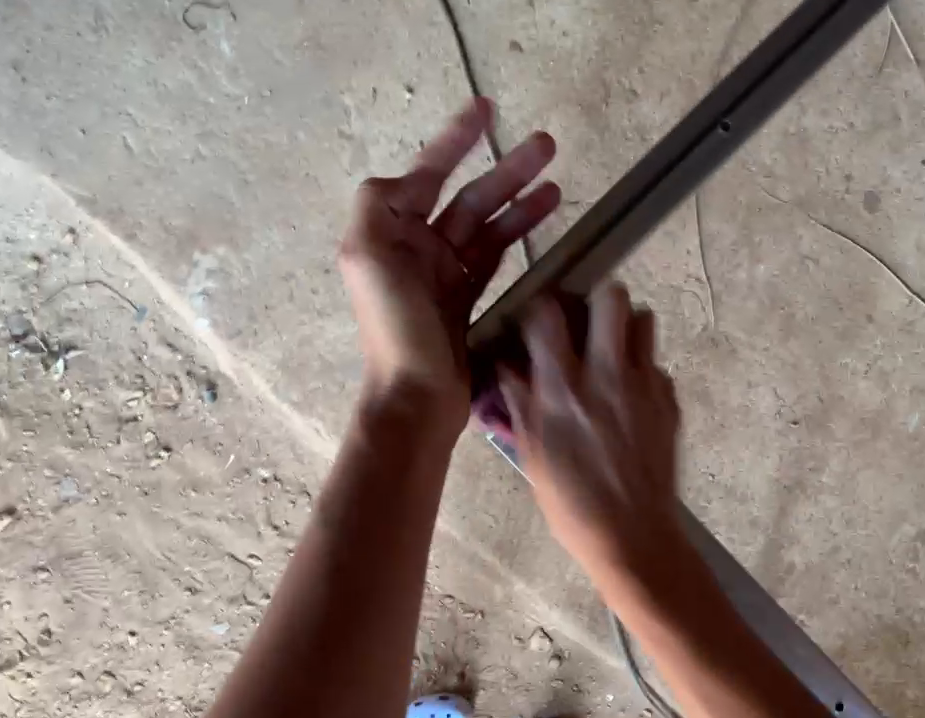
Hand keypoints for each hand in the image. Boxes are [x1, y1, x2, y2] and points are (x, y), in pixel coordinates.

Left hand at [339, 97, 559, 425]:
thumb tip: (408, 180)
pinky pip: (494, 260)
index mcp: (390, 233)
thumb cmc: (394, 331)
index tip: (488, 111)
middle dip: (505, 171)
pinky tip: (542, 222)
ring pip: (486, 227)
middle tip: (547, 147)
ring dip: (519, 203)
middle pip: (467, 199)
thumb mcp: (367, 257)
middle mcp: (416, 249)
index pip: (428, 174)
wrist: (415, 399)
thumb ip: (378, 205)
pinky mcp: (467, 304)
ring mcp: (443, 278)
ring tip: (557, 185)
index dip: (455, 140)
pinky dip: (517, 238)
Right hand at [501, 283, 687, 589]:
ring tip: (611, 356)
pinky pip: (657, 366)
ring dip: (625, 329)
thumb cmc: (572, 504)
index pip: (548, 314)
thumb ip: (521, 402)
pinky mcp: (670, 402)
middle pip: (611, 297)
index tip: (537, 321)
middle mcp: (607, 375)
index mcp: (564, 387)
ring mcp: (646, 386)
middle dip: (594, 302)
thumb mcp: (532, 455)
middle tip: (585, 326)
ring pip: (644, 321)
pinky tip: (631, 402)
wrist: (633, 535)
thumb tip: (507, 365)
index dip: (539, 307)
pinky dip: (642, 373)